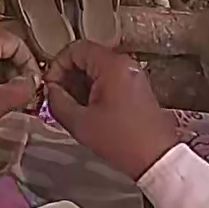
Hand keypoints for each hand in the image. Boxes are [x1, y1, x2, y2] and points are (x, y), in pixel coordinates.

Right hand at [44, 41, 178, 179]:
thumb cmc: (121, 140)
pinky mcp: (136, 87)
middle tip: (58, 97)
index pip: (75, 49)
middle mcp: (124, 64)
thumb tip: (50, 90)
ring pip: (96, 69)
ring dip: (80, 84)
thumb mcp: (80, 123)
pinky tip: (88, 111)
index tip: (50, 85)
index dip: (57, 65)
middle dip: (67, 76)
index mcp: (111, 66)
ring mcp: (132, 75)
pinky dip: (94, 89)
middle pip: (86, 57)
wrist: (157, 158)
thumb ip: (57, 102)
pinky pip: (108, 79)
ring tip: (72, 107)